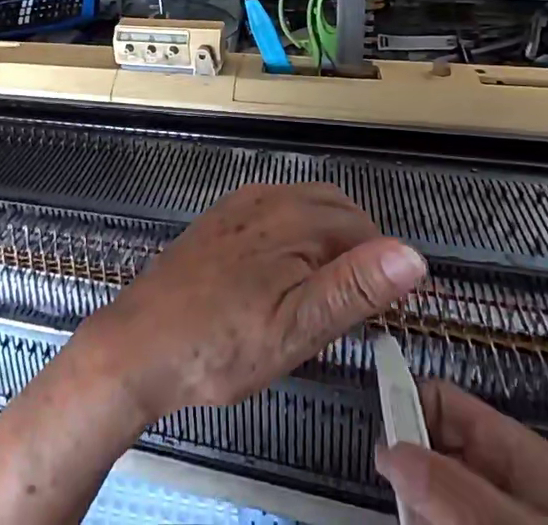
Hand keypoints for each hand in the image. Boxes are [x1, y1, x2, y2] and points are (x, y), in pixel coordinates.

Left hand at [73, 183, 427, 419]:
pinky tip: (279, 277)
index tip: (379, 313)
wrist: (137, 347)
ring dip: (325, 242)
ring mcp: (238, 207)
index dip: (380, 270)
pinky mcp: (218, 221)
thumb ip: (354, 286)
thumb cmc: (218, 346)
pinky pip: (272, 214)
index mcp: (293, 219)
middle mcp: (266, 199)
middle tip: (352, 307)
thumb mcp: (297, 328)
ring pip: (304, 209)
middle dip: (355, 250)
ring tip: (318, 296)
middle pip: (336, 211)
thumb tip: (411, 254)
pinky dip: (293, 236)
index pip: (364, 229)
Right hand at [376, 382, 547, 524]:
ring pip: (428, 506)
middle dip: (411, 490)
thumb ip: (458, 491)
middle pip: (424, 457)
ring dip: (420, 521)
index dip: (405, 412)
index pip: (438, 399)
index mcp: (514, 453)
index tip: (383, 449)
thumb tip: (391, 450)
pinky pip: (439, 523)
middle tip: (419, 522)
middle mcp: (499, 483)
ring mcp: (490, 516)